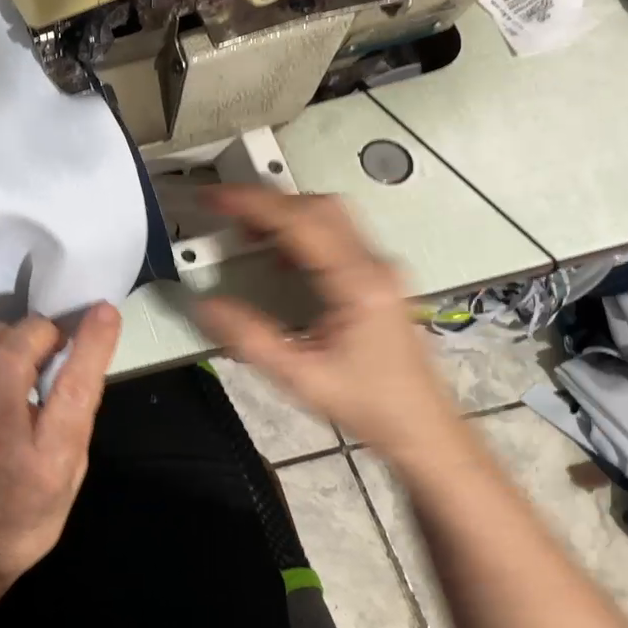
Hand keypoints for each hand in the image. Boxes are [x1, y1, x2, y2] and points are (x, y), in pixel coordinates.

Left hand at [0, 303, 120, 620]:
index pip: (72, 390)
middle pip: (14, 356)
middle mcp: (0, 431)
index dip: (90, 346)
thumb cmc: (32, 515)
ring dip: (2, 332)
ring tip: (20, 342)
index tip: (103, 312)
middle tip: (55, 337)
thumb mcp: (73, 475)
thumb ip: (75, 419)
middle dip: (40, 330)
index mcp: (46, 457)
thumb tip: (79, 362)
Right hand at [192, 185, 459, 465]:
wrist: (423, 429)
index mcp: (357, 284)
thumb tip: (204, 304)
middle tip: (225, 210)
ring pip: (330, 215)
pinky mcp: (379, 278)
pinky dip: (299, 230)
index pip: (301, 222)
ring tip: (245, 231)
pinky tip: (277, 256)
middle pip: (318, 206)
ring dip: (283, 214)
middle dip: (266, 201)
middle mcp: (375, 267)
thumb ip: (248, 338)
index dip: (252, 203)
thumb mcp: (298, 376)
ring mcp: (381, 269)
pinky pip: (336, 234)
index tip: (214, 198)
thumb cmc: (367, 404)